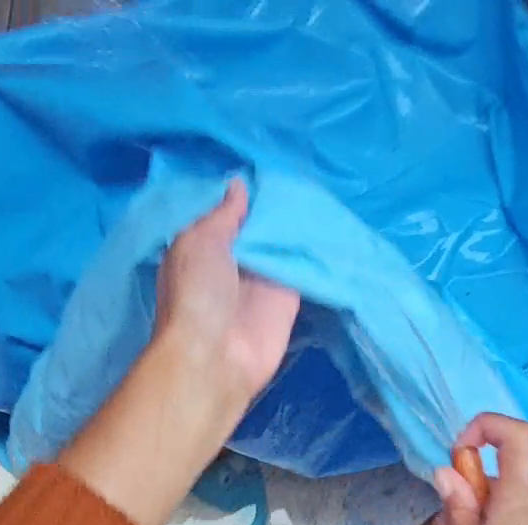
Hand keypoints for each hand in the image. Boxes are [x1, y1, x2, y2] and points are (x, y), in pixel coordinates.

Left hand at [58, 179, 296, 524]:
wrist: (217, 356)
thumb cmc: (196, 294)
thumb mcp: (199, 240)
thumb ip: (223, 214)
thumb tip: (240, 186)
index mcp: (205, 245)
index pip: (229, 213)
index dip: (247, 194)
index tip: (269, 165)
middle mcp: (235, 260)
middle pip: (261, 226)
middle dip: (277, 205)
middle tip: (303, 171)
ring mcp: (264, 280)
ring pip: (285, 244)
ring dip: (299, 224)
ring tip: (323, 189)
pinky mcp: (290, 299)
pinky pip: (305, 267)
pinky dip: (316, 249)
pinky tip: (332, 221)